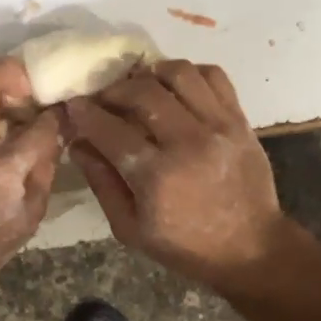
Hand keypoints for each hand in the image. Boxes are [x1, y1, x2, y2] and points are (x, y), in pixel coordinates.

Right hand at [63, 60, 286, 289]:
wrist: (247, 247)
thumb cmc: (182, 245)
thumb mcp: (130, 228)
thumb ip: (103, 184)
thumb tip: (79, 146)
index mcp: (156, 176)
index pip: (111, 131)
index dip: (86, 114)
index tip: (72, 106)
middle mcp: (187, 142)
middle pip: (143, 92)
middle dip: (113, 90)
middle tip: (102, 99)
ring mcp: (218, 126)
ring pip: (179, 74)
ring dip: (150, 75)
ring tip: (137, 87)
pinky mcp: (239, 119)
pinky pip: (213, 76)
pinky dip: (188, 74)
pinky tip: (173, 89)